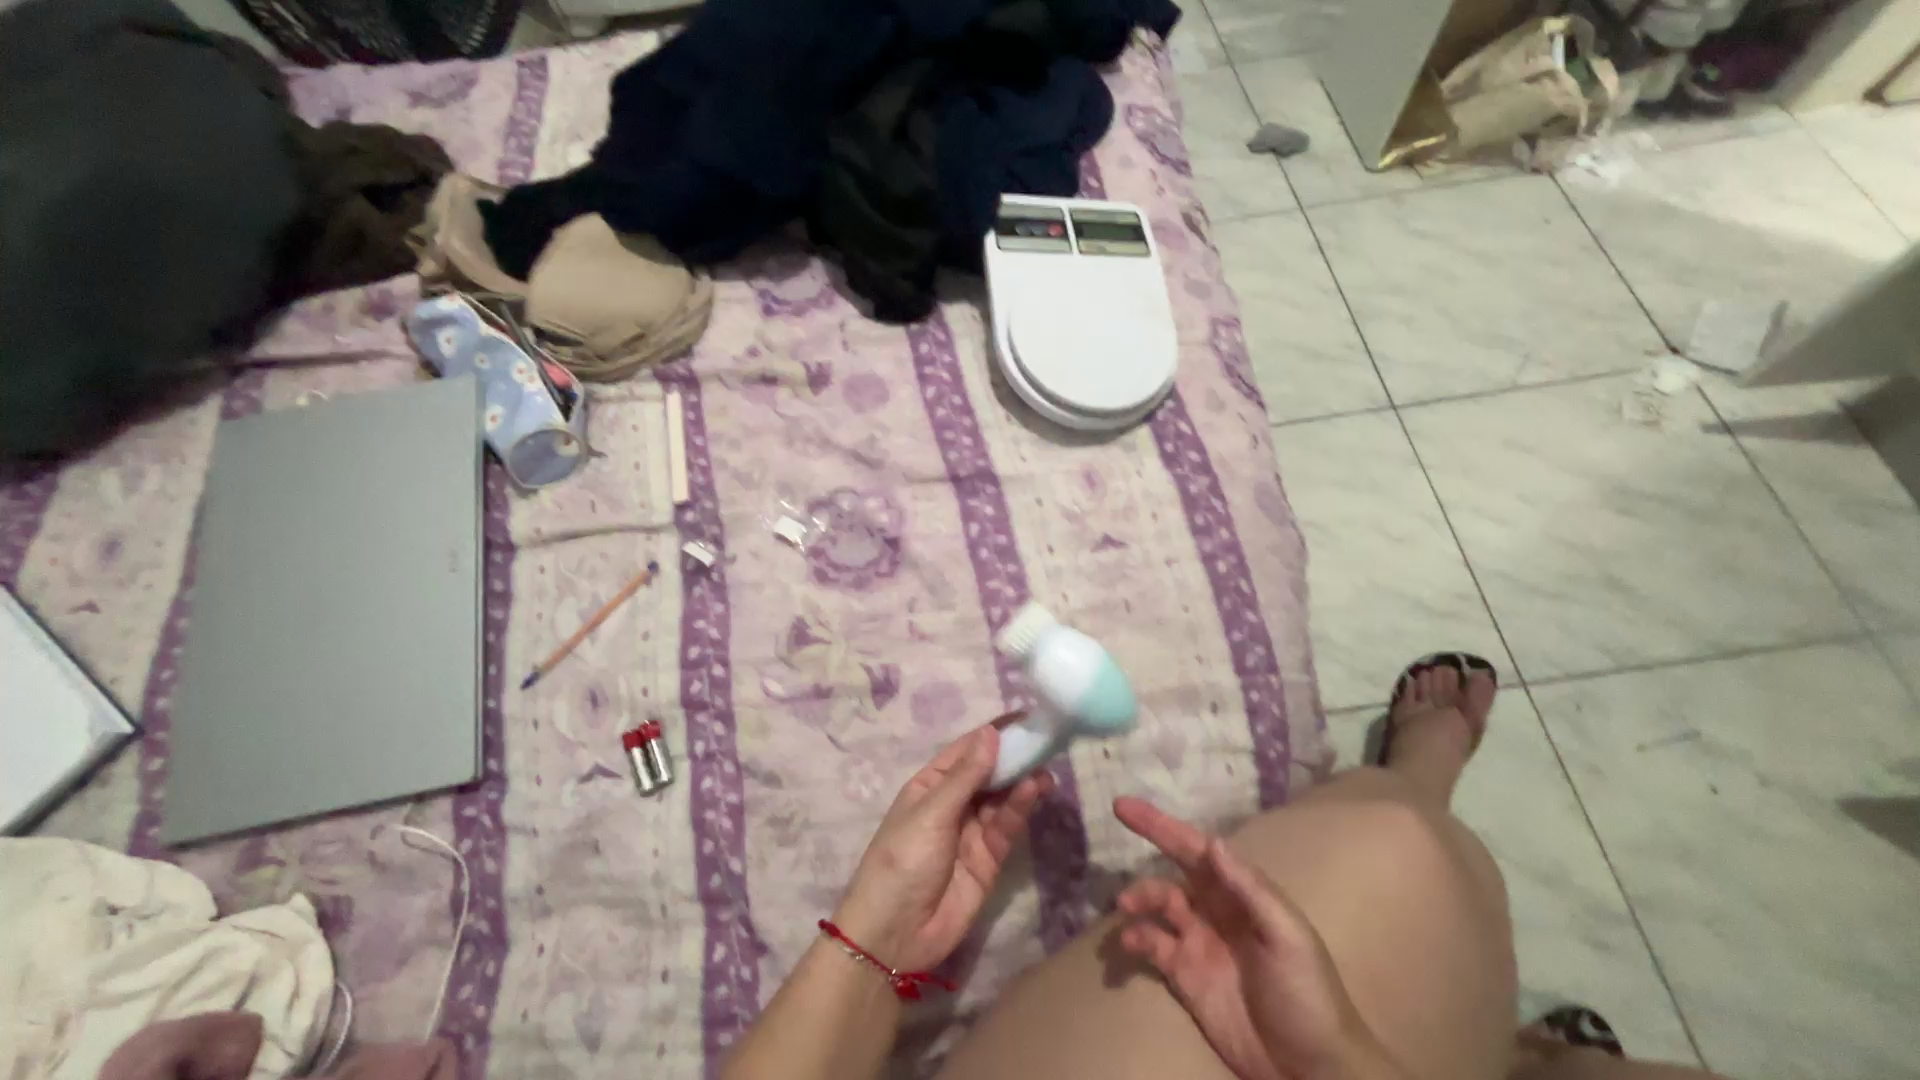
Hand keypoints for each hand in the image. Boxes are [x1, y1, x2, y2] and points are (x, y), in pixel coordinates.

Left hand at [833, 724, 1052, 971]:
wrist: (895, 935)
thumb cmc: (902, 862)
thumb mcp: (930, 813)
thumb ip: (965, 776)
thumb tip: (991, 732)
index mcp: (928, 786)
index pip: (964, 751)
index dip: (992, 734)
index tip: (1025, 716)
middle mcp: (951, 804)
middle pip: (988, 773)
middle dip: (1014, 756)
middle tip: (1047, 738)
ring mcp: (971, 833)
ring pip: (1002, 799)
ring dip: (1022, 781)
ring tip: (1046, 765)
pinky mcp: (989, 859)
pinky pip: (1007, 827)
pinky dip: (1021, 808)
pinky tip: (1035, 789)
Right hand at [1112, 797, 1391, 1079]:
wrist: (1310, 1067)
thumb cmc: (1308, 993)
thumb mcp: (1287, 936)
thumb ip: (1250, 889)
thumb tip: (1213, 843)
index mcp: (1243, 895)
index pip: (1199, 850)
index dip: (1164, 825)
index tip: (1128, 806)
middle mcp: (1217, 911)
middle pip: (1175, 866)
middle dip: (1148, 840)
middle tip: (1117, 817)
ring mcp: (1199, 943)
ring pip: (1159, 904)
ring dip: (1140, 896)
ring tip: (1125, 906)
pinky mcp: (1186, 977)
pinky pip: (1153, 947)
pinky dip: (1137, 938)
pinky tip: (1131, 943)